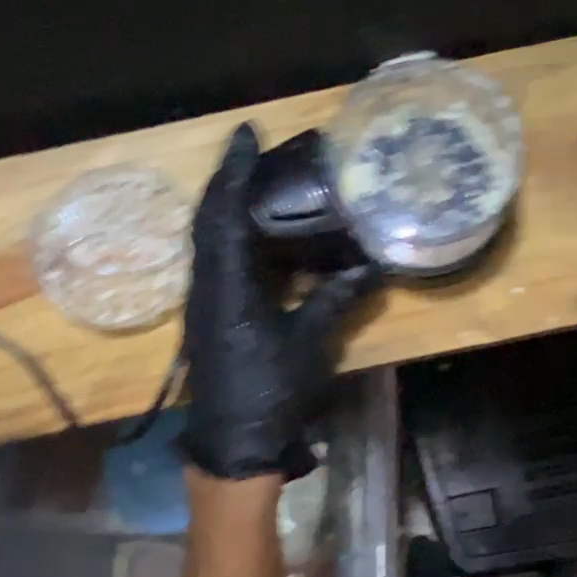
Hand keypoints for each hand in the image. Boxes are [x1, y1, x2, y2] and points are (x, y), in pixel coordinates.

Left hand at [181, 124, 382, 479]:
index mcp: (228, 284)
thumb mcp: (310, 343)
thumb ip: (336, 300)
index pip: (225, 212)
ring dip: (225, 201)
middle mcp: (206, 283)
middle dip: (227, 176)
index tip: (247, 133)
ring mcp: (203, 298)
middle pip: (207, 215)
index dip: (236, 169)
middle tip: (253, 148)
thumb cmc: (272, 391)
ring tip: (255, 179)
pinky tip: (255, 230)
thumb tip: (373, 267)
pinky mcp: (208, 312)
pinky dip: (229, 231)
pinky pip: (214, 256)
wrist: (233, 443)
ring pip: (206, 235)